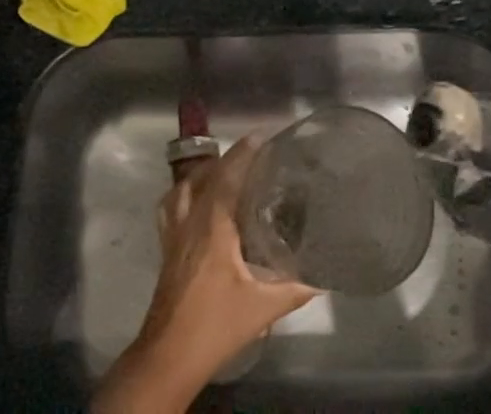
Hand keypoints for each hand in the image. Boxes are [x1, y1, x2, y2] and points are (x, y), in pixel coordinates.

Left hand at [92, 136, 319, 413]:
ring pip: (182, 188)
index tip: (261, 137)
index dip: (243, 154)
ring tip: (224, 170)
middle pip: (204, 177)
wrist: (170, 352)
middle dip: (227, 159)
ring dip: (202, 173)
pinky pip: (171, 207)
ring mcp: (173, 234)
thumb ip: (295, 287)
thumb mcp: (263, 308)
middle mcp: (189, 222)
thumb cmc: (216, 324)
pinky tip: (196, 201)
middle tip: (253, 154)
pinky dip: (183, 193)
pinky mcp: (166, 248)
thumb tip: (324, 274)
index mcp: (212, 228)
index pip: (227, 178)